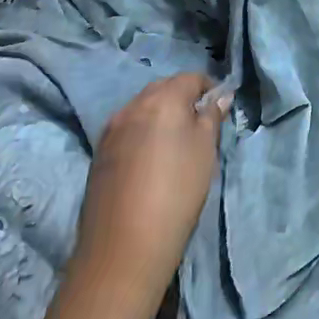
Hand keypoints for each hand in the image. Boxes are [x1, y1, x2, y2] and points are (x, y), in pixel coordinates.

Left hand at [71, 74, 228, 310]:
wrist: (125, 242)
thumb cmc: (177, 191)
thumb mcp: (205, 153)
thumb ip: (211, 118)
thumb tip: (219, 97)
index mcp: (162, 99)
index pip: (189, 77)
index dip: (208, 87)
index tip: (219, 107)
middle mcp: (132, 104)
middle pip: (162, 89)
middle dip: (182, 98)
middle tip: (199, 124)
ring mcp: (111, 127)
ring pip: (141, 108)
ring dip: (159, 115)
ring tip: (174, 143)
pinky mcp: (99, 150)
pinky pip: (126, 128)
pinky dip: (141, 132)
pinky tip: (149, 158)